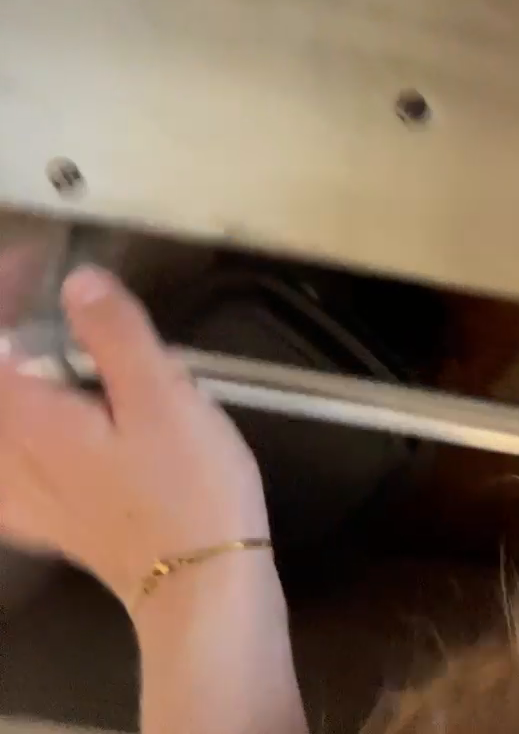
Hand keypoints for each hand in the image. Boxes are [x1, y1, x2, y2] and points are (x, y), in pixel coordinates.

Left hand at [0, 267, 268, 609]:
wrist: (192, 565)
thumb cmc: (189, 477)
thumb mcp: (167, 399)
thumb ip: (119, 337)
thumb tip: (80, 282)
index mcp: (23, 417)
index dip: (0, 288)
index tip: (34, 258)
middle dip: (0, 324)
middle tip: (29, 287)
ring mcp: (2, 485)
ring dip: (6, 369)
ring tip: (34, 342)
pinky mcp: (23, 506)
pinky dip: (13, 417)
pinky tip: (36, 415)